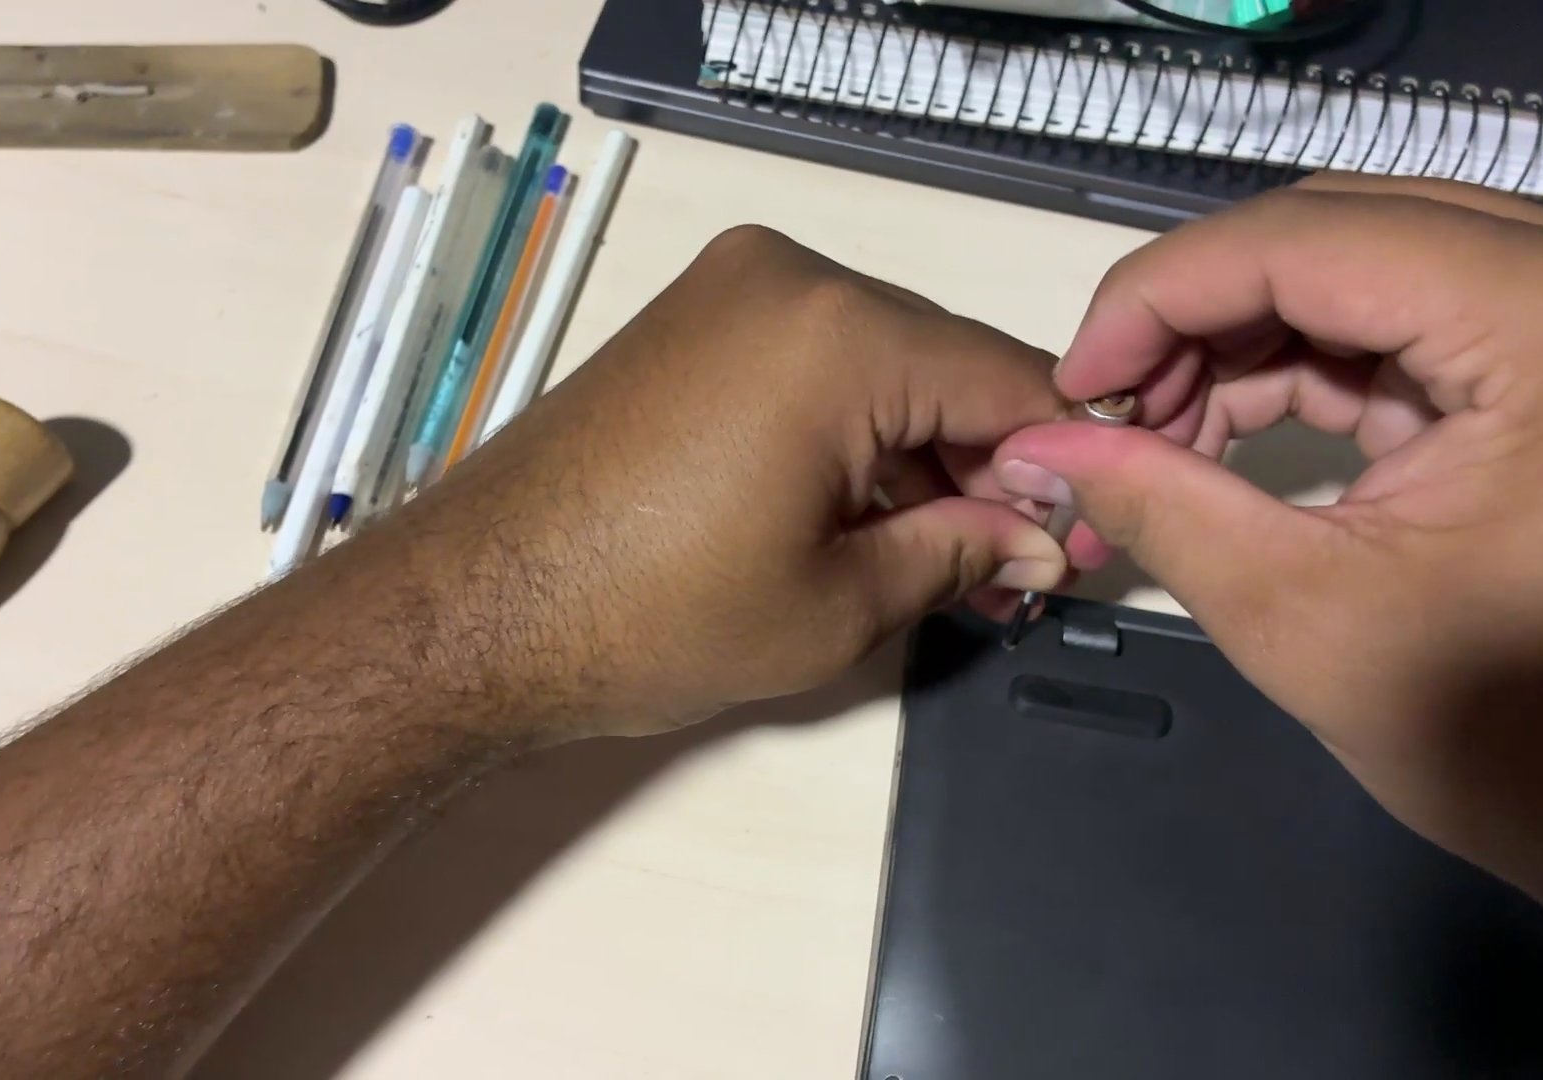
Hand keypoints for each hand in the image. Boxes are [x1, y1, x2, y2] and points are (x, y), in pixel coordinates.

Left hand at [403, 225, 1071, 737]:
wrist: (475, 608)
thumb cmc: (653, 618)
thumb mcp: (832, 606)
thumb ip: (954, 553)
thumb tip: (1035, 537)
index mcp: (837, 331)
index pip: (1006, 380)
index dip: (1053, 466)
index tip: (1067, 540)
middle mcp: (783, 278)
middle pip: (936, 367)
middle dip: (977, 466)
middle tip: (1001, 564)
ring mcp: (722, 294)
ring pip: (870, 369)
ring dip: (909, 457)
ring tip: (928, 552)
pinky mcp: (684, 328)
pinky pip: (803, 369)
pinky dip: (843, 435)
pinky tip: (852, 509)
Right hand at [994, 175, 1542, 948]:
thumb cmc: (1511, 733)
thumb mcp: (1297, 615)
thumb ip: (1153, 507)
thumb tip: (1031, 448)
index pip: (1302, 240)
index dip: (1153, 301)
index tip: (1071, 391)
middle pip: (1321, 239)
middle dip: (1181, 325)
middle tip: (1104, 417)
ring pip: (1335, 279)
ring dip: (1214, 357)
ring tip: (1146, 449)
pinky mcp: (1535, 371)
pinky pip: (1365, 333)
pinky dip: (1264, 382)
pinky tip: (1207, 450)